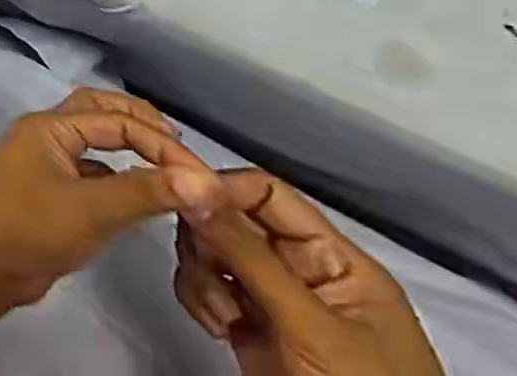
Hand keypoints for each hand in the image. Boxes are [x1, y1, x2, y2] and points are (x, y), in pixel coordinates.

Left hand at [0, 88, 226, 333]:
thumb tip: (207, 182)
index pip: (117, 120)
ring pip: (96, 139)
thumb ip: (147, 192)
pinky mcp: (55, 189)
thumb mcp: (93, 208)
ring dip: (132, 145)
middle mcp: (48, 134)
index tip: (207, 181)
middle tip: (186, 154)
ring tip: (174, 171)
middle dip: (144, 125)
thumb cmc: (31, 225)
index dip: (164, 146)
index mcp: (50, 126)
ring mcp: (49, 161)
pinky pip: (94, 168)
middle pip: (101, 112)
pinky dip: (122, 173)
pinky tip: (147, 194)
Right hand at [173, 170, 444, 375]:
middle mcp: (299, 269)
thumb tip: (191, 188)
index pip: (266, 194)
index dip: (221, 189)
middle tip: (207, 269)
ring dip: (199, 275)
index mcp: (334, 260)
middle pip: (226, 218)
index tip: (182, 201)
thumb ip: (249, 254)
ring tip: (220, 315)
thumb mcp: (310, 324)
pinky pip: (201, 284)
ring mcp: (270, 297)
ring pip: (206, 250)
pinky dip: (197, 299)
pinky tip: (216, 327)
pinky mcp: (245, 321)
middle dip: (204, 241)